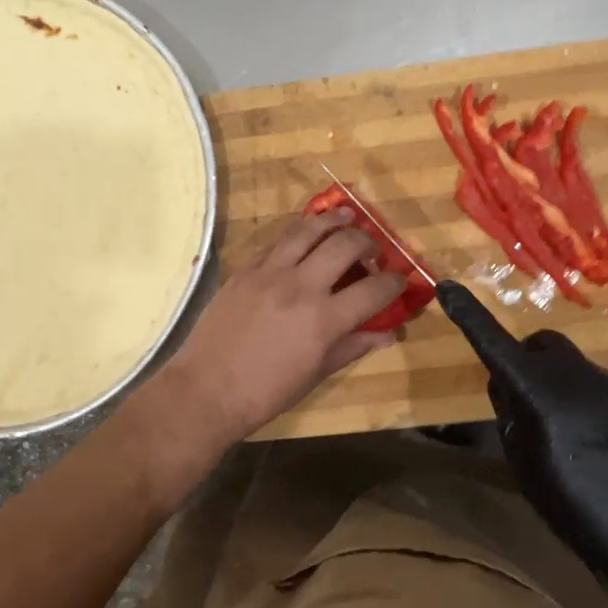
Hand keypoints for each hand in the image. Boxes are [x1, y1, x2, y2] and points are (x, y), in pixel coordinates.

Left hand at [155, 209, 405, 442]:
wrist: (208, 389)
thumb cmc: (266, 392)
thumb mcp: (316, 373)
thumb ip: (352, 346)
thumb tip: (387, 334)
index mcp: (324, 320)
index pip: (373, 290)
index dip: (393, 282)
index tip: (399, 279)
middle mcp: (300, 287)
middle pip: (344, 245)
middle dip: (367, 241)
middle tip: (373, 247)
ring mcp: (268, 273)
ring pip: (307, 230)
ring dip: (332, 221)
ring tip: (346, 215)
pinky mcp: (244, 270)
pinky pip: (275, 242)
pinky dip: (296, 234)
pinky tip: (303, 235)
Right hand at [435, 282, 607, 607]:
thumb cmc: (585, 517)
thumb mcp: (529, 472)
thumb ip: (512, 421)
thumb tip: (508, 389)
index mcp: (545, 397)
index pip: (497, 346)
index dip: (469, 316)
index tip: (448, 288)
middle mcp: (585, 378)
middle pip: (545, 346)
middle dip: (532, 363)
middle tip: (531, 402)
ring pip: (583, 376)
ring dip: (573, 397)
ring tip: (589, 449)